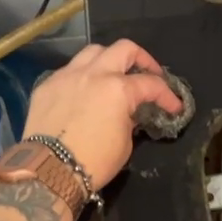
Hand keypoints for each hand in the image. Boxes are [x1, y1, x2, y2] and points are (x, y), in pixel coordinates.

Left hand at [22, 39, 182, 187]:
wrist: (47, 172)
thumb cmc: (94, 162)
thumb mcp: (125, 143)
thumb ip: (130, 118)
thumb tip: (128, 112)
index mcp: (118, 89)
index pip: (151, 84)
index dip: (167, 95)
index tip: (174, 106)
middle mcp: (94, 74)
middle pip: (124, 49)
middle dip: (142, 59)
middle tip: (148, 74)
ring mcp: (68, 76)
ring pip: (93, 51)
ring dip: (109, 59)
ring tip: (113, 75)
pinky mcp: (47, 85)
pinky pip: (69, 70)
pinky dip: (83, 76)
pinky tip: (84, 92)